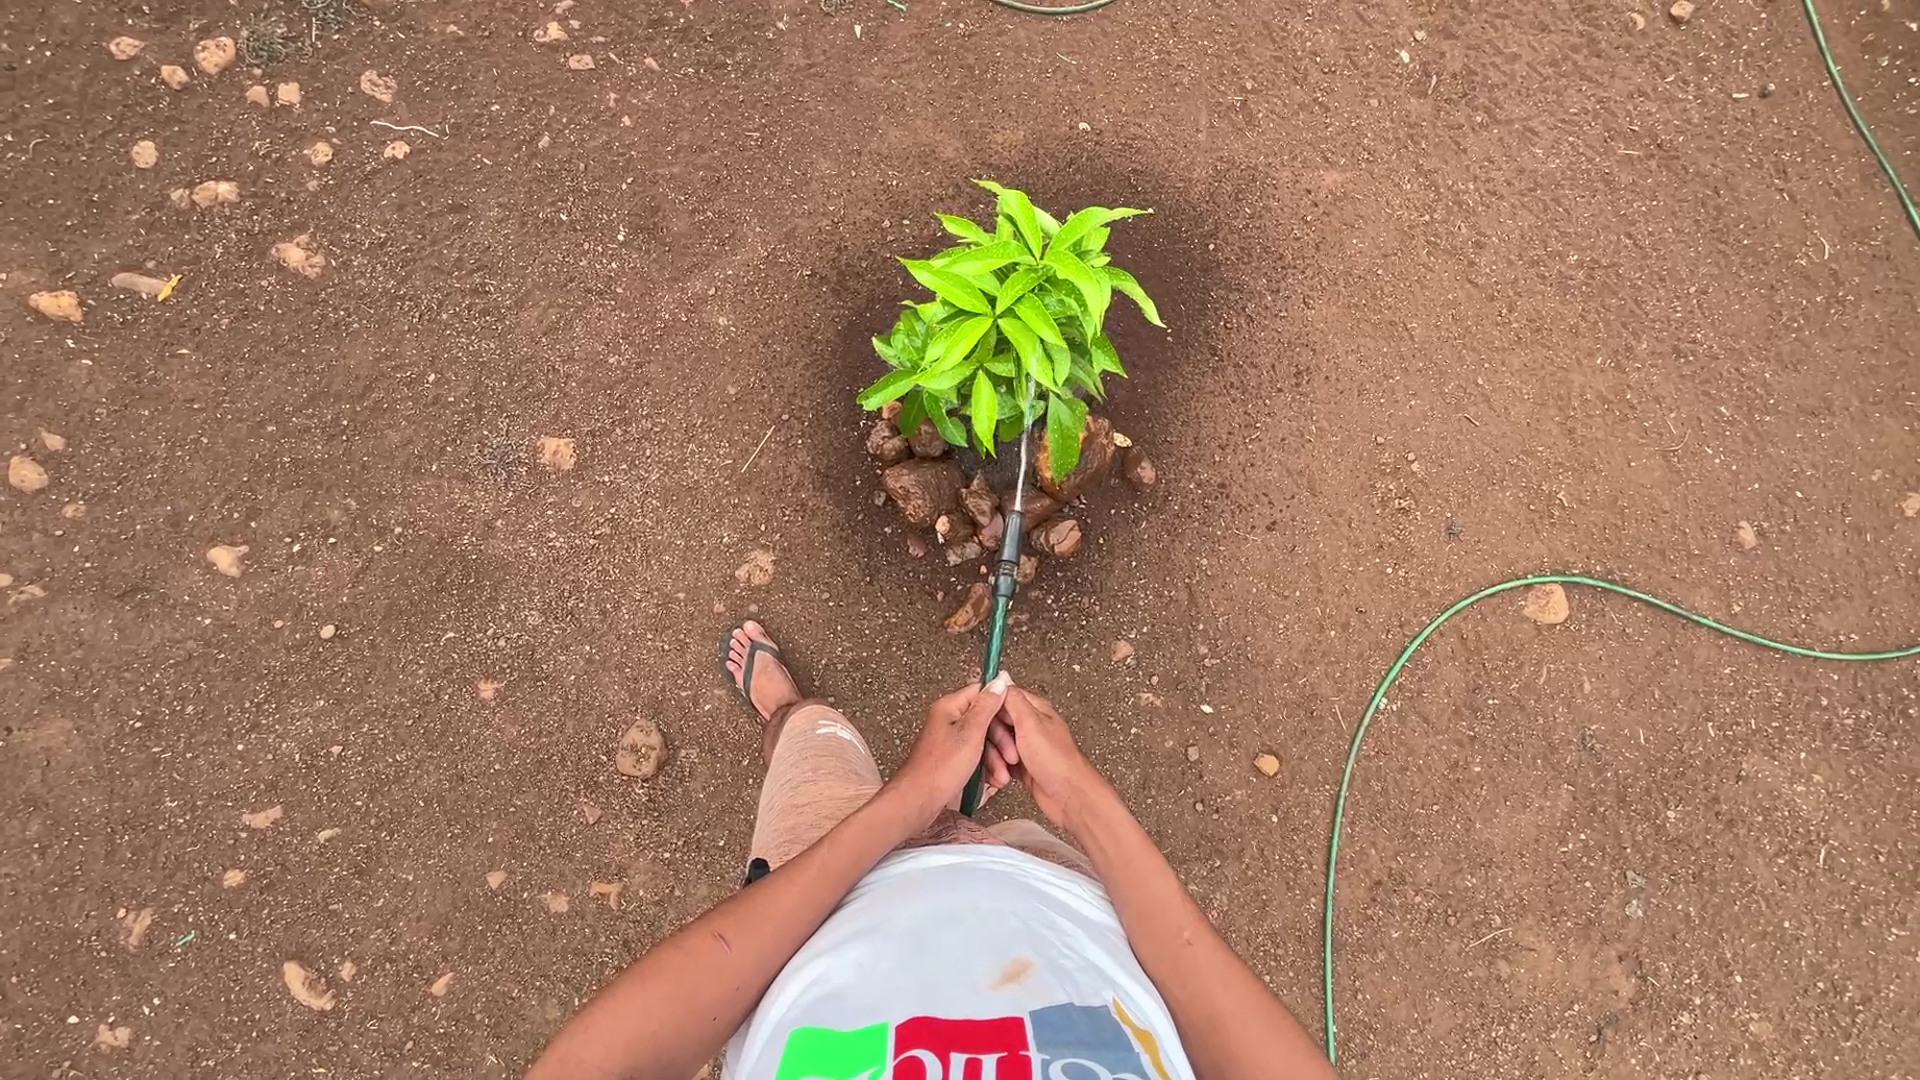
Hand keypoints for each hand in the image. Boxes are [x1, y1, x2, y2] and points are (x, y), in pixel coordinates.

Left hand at [885, 673, 1012, 827]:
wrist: (920, 800)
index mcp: (950, 707)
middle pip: (985, 719)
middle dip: (1001, 740)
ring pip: (982, 740)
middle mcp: (949, 719)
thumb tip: (999, 681)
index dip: (1001, 705)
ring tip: (1002, 776)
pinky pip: (975, 756)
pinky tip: (993, 780)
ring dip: (996, 758)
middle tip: (1011, 755)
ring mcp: (950, 739)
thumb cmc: (941, 767)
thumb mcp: (971, 732)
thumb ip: (987, 706)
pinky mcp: (951, 758)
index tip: (1015, 720)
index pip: (982, 693)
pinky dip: (986, 767)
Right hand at [984, 685, 1112, 835]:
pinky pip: (1000, 763)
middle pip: (997, 723)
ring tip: (1008, 768)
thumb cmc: (1056, 761)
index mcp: (1034, 709)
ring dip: (996, 758)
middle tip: (1007, 751)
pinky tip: (1003, 778)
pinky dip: (999, 770)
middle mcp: (1030, 725)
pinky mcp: (1022, 766)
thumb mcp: (1030, 722)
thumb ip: (1013, 699)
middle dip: (995, 739)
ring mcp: (1026, 747)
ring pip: (996, 745)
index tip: (983, 722)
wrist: (1068, 797)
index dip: (991, 710)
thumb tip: (1001, 677)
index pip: (1003, 698)